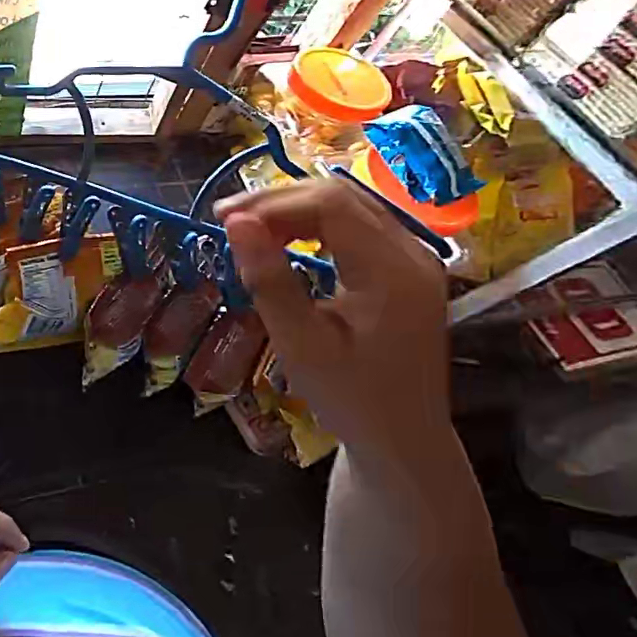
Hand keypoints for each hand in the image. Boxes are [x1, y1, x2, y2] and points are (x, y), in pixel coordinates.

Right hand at [216, 180, 452, 469]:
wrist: (403, 440)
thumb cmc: (349, 398)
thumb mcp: (300, 344)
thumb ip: (269, 279)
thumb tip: (235, 222)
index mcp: (392, 272)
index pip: (330, 205)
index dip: (272, 203)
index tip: (222, 219)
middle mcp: (412, 253)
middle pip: (341, 196)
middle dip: (279, 200)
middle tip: (227, 220)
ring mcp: (414, 259)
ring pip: (348, 204)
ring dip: (294, 208)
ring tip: (248, 228)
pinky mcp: (405, 268)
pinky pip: (356, 224)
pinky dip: (314, 223)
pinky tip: (285, 239)